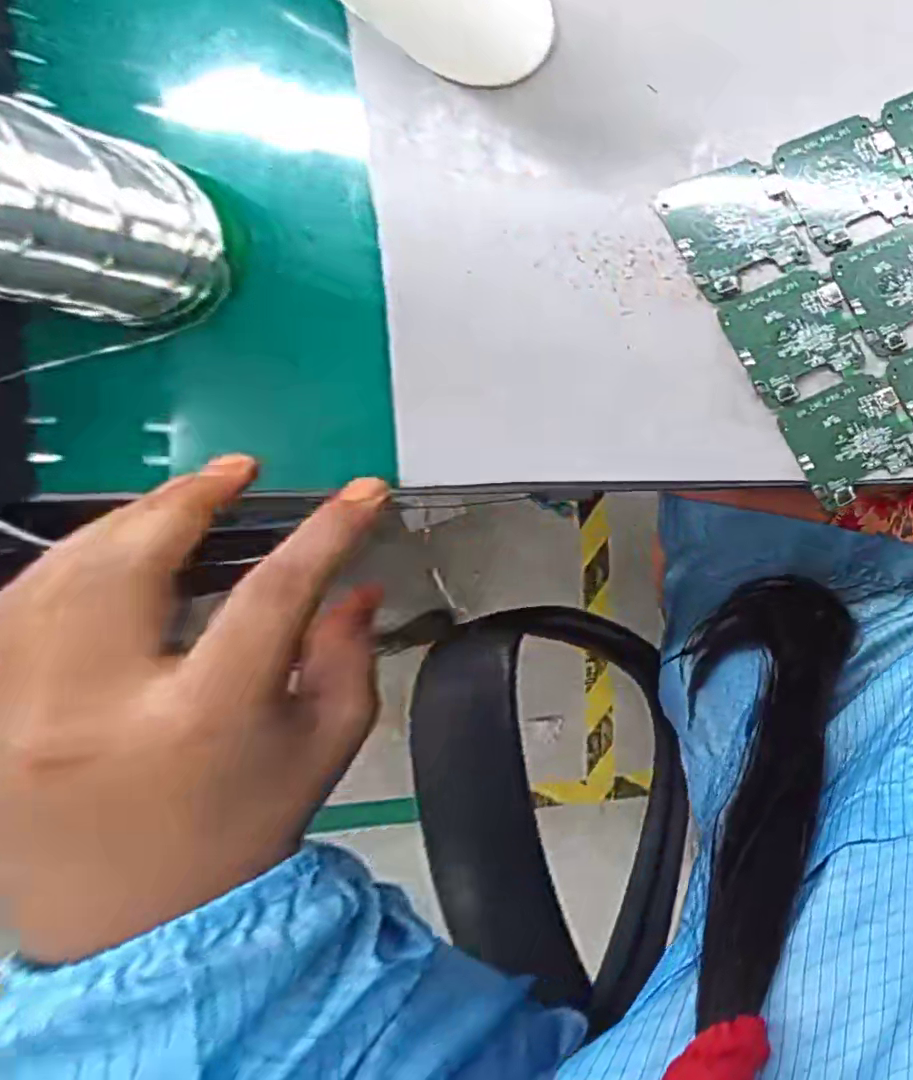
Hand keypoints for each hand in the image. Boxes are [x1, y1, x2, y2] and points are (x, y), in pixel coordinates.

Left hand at [0, 457, 389, 962]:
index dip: (327, 531)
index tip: (364, 494)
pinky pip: (3, 617)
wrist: (138, 910)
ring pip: (41, 582)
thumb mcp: (333, 735)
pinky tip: (105, 553)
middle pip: (122, 568)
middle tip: (234, 470)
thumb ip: (346, 654)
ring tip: (175, 500)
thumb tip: (354, 588)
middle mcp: (90, 704)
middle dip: (182, 504)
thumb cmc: (256, 816)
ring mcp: (6, 711)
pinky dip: (59, 569)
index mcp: (205, 713)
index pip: (274, 593)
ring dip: (117, 527)